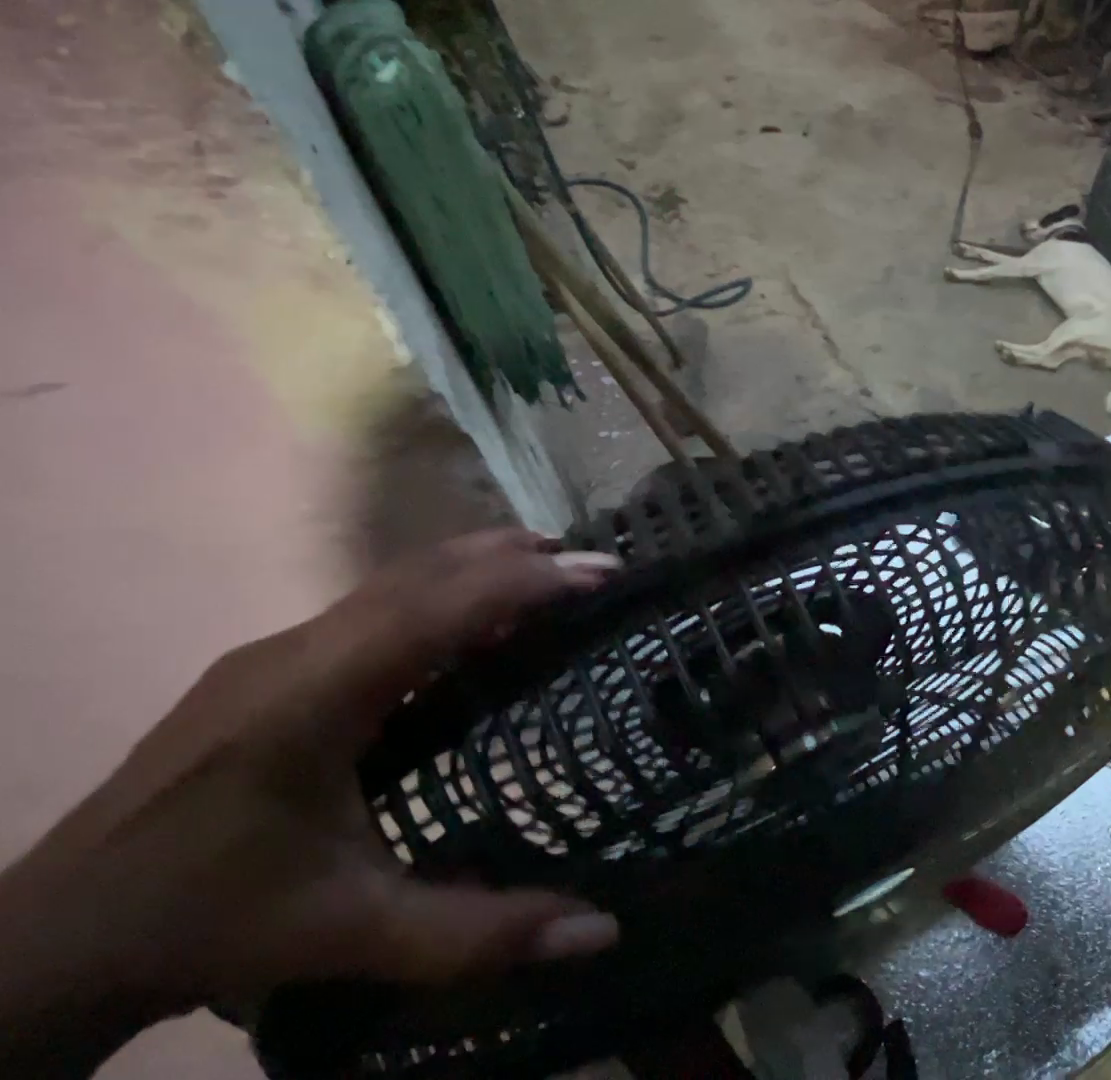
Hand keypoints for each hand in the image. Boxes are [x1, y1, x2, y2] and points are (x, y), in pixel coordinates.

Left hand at [0, 529, 624, 1072]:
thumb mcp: (354, 934)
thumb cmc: (212, 924)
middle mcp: (289, 655)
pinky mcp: (262, 673)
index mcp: (310, 699)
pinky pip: (369, 610)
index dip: (523, 584)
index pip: (435, 610)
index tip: (599, 573)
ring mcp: (268, 657)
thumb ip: (480, 933)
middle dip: (510, 559)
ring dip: (471, 569)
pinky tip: (466, 625)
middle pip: (415, 576)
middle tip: (592, 562)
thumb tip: (605, 932)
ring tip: (547, 569)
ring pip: (388, 584)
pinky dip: (437, 596)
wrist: (53, 940)